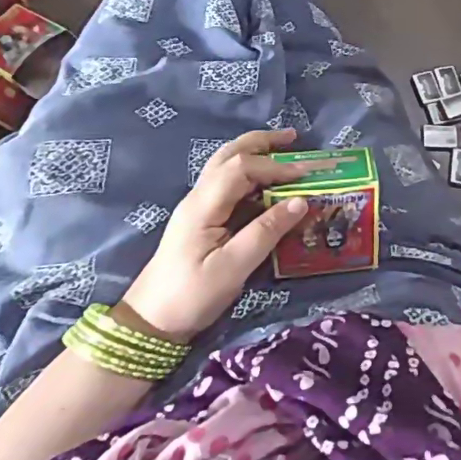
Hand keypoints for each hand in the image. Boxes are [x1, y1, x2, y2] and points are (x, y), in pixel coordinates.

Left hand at [119, 128, 329, 342]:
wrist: (151, 320)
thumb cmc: (191, 296)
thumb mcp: (233, 268)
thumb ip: (266, 233)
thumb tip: (300, 202)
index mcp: (204, 205)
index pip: (242, 169)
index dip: (276, 167)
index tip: (309, 173)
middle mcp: (199, 197)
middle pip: (229, 155)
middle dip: (262, 143)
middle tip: (294, 138)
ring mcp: (198, 207)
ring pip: (225, 166)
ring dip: (254, 153)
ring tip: (284, 150)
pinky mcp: (202, 219)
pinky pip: (227, 185)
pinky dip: (250, 174)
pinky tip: (267, 183)